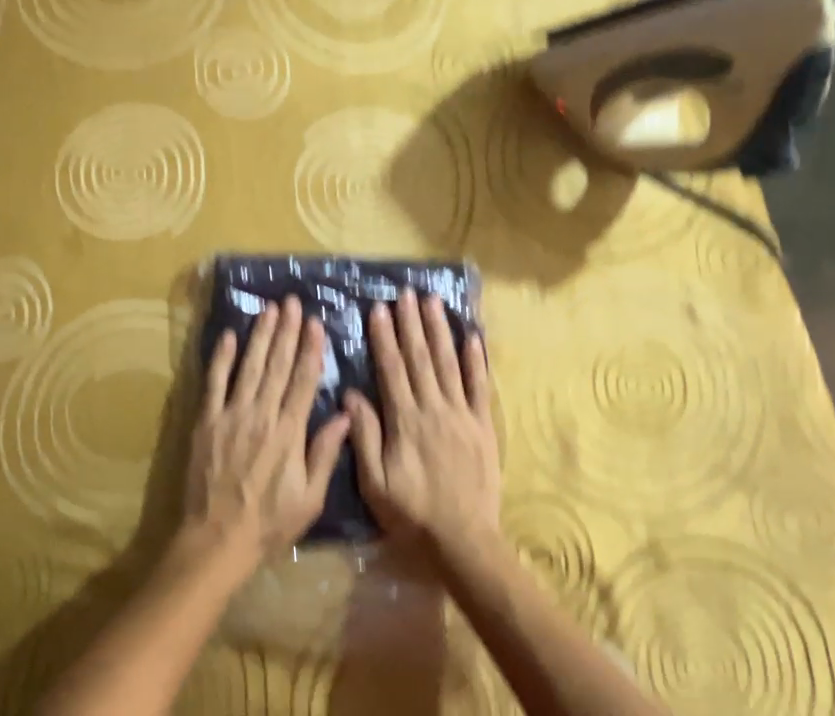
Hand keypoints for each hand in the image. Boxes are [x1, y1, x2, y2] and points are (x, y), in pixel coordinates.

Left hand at [183, 296, 349, 566]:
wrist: (218, 538)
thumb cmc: (270, 522)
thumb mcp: (310, 497)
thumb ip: (325, 453)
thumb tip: (345, 415)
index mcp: (289, 432)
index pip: (304, 380)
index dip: (311, 349)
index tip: (315, 323)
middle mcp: (261, 414)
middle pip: (277, 365)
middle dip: (287, 331)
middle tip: (293, 303)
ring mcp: (231, 415)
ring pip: (249, 366)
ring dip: (260, 336)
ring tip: (269, 309)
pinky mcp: (206, 421)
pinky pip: (214, 382)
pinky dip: (221, 358)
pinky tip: (228, 336)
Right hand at [345, 290, 499, 555]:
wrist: (463, 541)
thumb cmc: (411, 514)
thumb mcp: (374, 482)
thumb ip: (364, 435)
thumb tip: (351, 394)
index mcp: (405, 422)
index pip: (392, 369)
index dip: (384, 338)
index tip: (378, 309)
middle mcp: (434, 410)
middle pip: (421, 358)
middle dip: (411, 324)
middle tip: (406, 294)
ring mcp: (462, 416)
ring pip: (450, 364)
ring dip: (440, 331)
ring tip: (432, 302)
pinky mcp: (483, 428)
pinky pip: (480, 388)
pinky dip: (477, 361)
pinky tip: (472, 338)